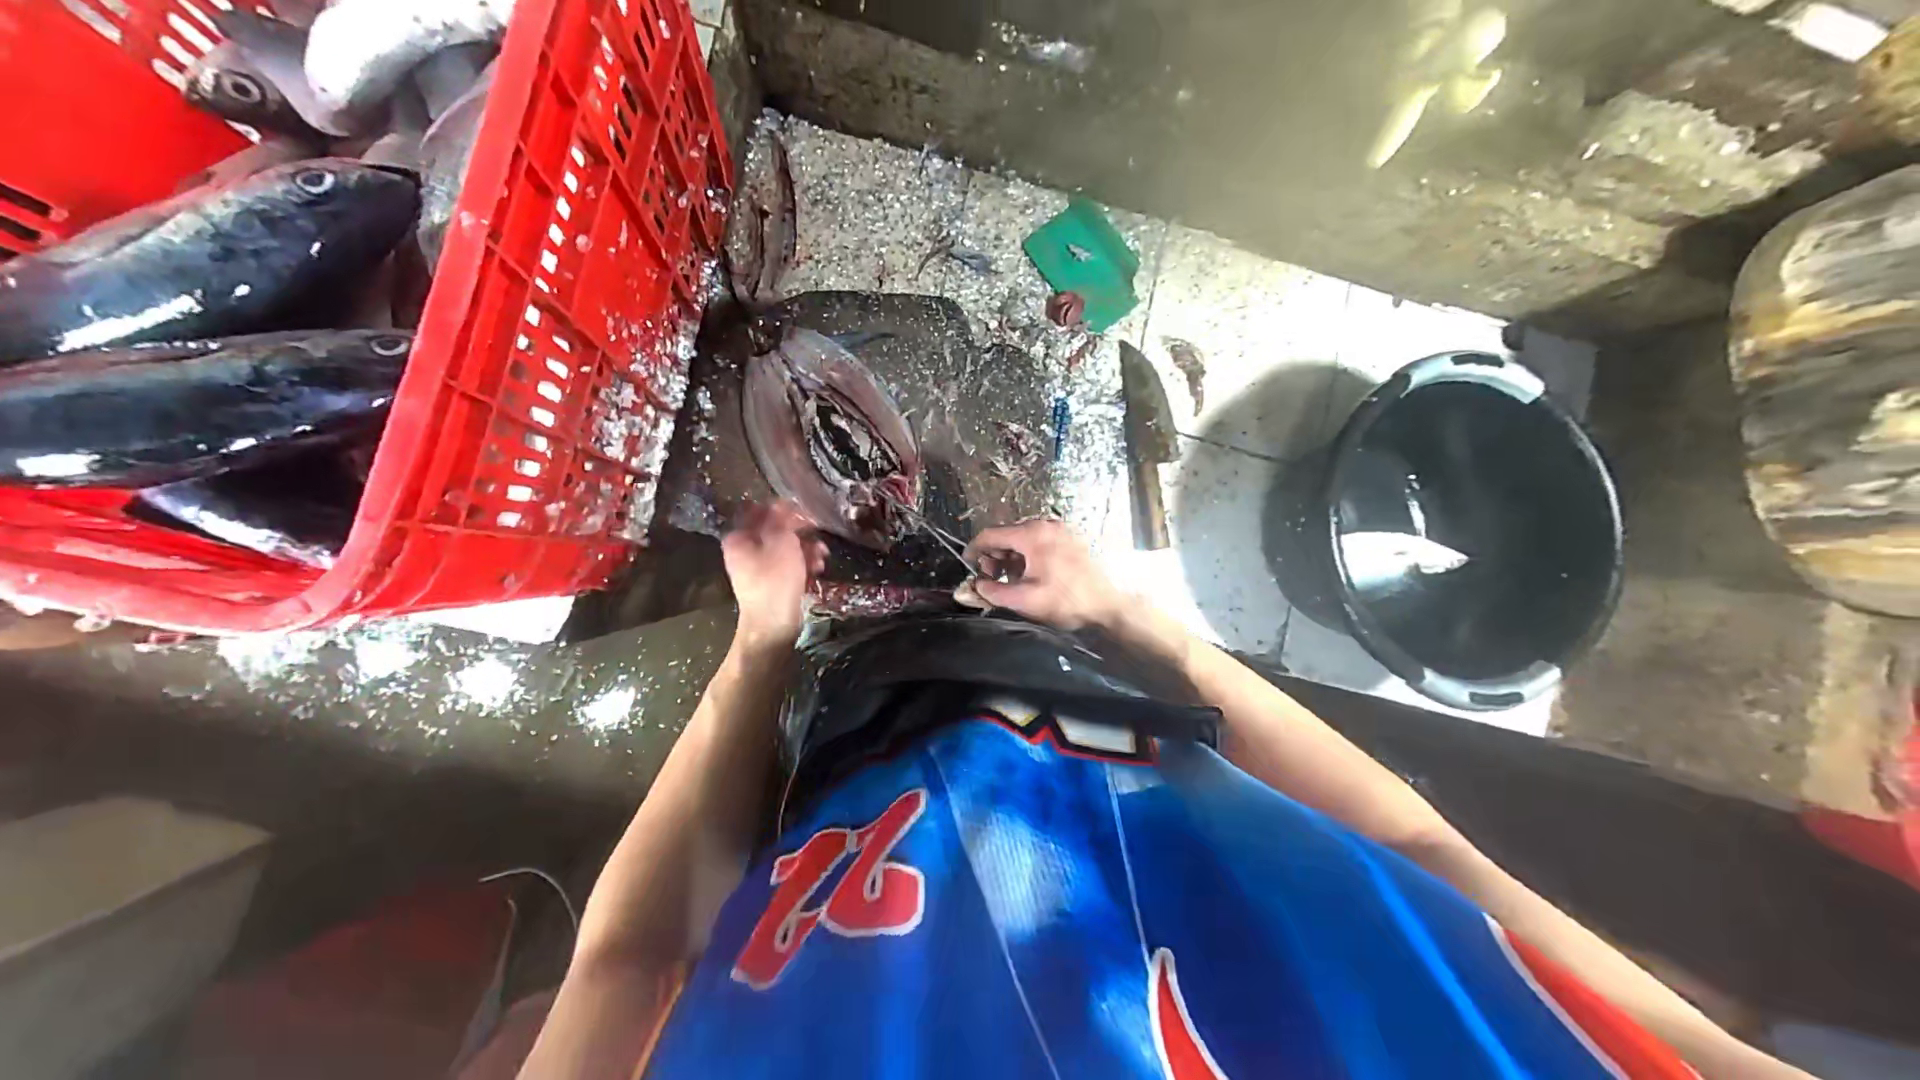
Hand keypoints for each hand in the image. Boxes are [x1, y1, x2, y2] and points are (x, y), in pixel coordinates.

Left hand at [722, 500, 826, 643]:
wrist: (774, 623)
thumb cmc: (775, 578)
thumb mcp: (781, 541)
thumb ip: (781, 519)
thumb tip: (782, 503)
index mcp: (738, 538)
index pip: (759, 511)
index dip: (783, 509)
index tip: (804, 513)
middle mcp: (744, 551)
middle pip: (775, 531)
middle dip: (800, 533)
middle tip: (817, 533)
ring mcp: (757, 568)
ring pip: (785, 549)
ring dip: (805, 549)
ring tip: (821, 556)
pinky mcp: (771, 582)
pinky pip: (788, 566)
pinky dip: (802, 565)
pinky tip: (817, 568)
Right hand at [954, 519, 1124, 631]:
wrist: (1106, 606)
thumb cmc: (1066, 601)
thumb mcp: (1024, 600)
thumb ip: (993, 591)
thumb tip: (976, 585)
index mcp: (1032, 534)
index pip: (991, 534)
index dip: (975, 549)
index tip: (967, 563)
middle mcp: (1046, 525)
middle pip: (1007, 534)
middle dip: (994, 556)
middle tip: (991, 578)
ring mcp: (1060, 530)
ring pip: (1023, 538)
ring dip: (1011, 557)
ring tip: (1011, 580)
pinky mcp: (1069, 539)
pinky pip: (1039, 542)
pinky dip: (1027, 555)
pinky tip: (1029, 576)